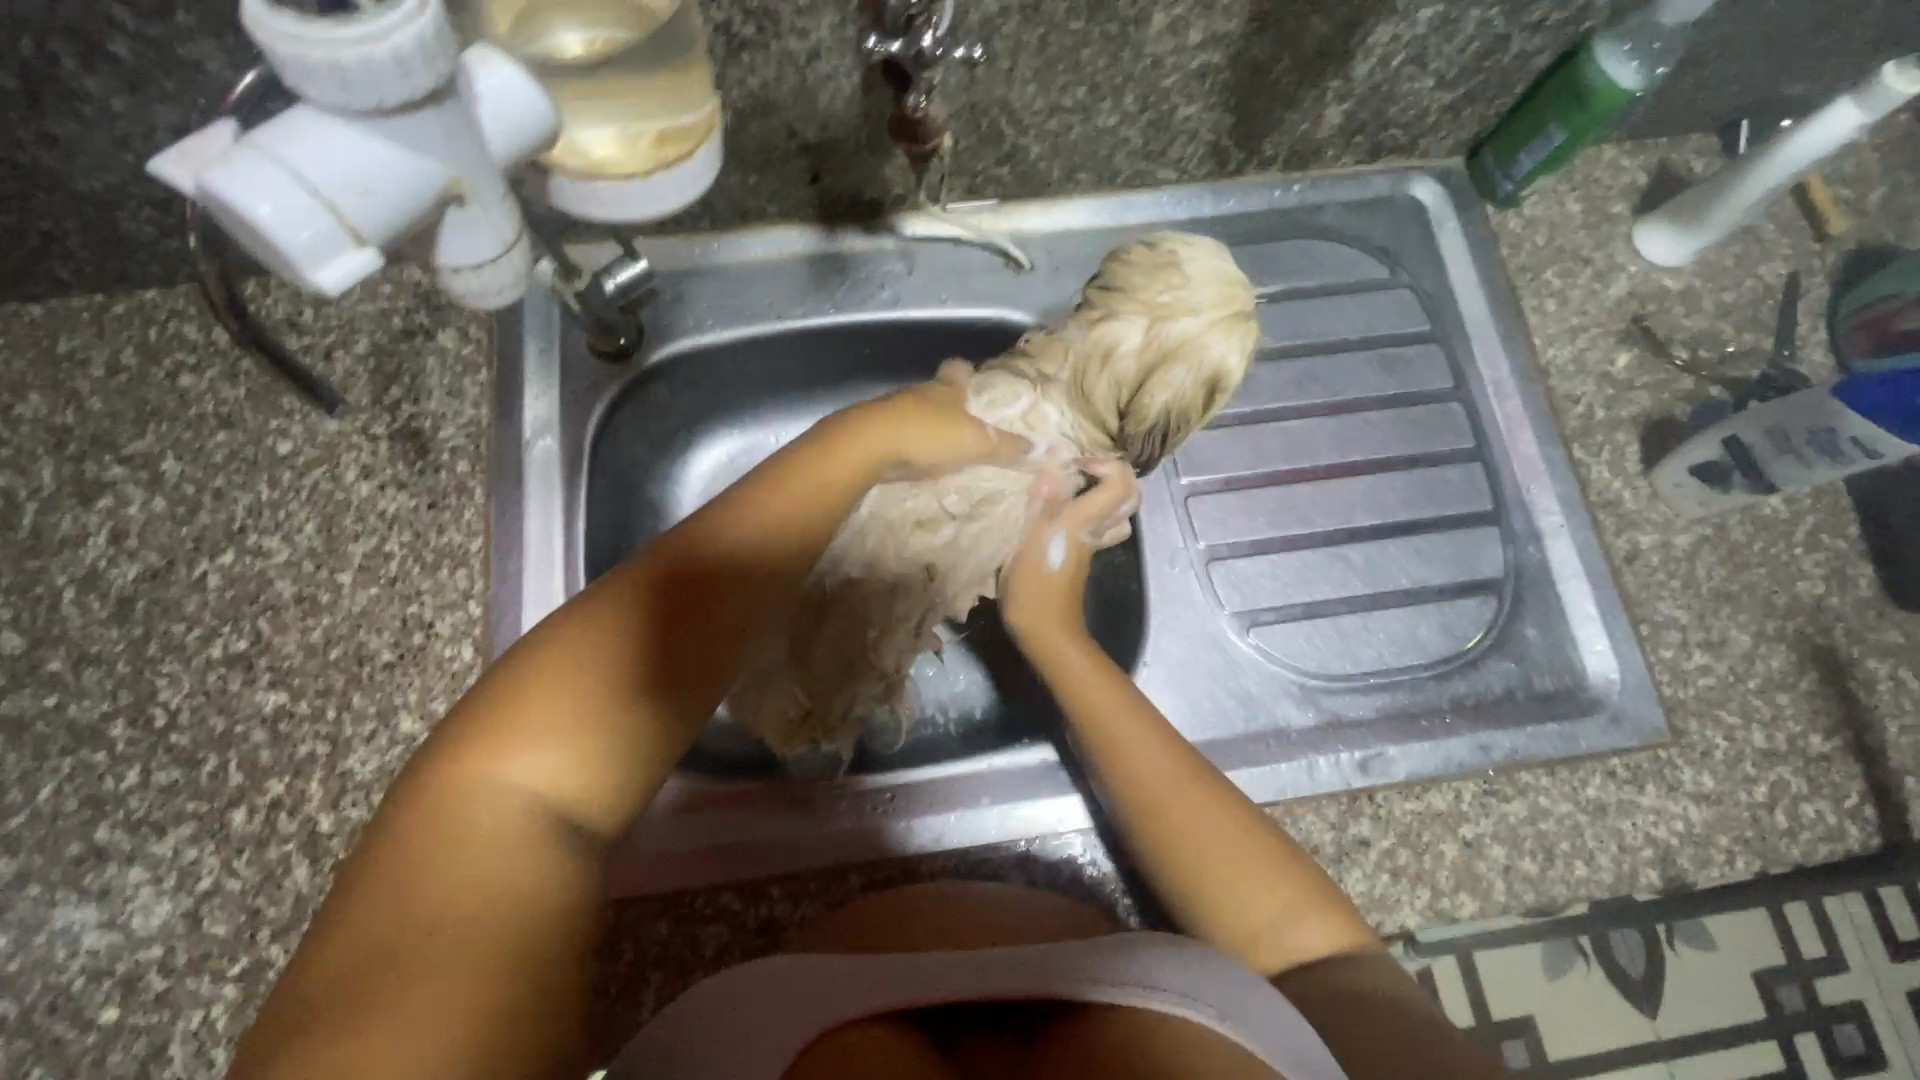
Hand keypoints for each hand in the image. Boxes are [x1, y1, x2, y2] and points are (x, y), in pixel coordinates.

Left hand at [837, 360, 1039, 481]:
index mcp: (946, 388)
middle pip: (934, 391)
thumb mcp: (976, 443)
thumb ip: (1007, 447)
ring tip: (937, 443)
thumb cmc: (929, 435)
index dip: (964, 372)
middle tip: (959, 418)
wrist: (868, 444)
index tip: (970, 374)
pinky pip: (894, 432)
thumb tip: (1045, 448)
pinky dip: (904, 442)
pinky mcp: (872, 430)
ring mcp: (891, 410)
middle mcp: (918, 392)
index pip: (957, 370)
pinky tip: (910, 458)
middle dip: (945, 402)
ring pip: (912, 411)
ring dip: (923, 424)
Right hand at [999, 459, 1140, 646]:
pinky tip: (1058, 512)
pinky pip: (1095, 525)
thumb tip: (1052, 467)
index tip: (1075, 463)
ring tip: (1072, 486)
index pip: (1120, 483)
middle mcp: (1094, 531)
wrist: (1045, 634)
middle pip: (1128, 496)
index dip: (1106, 464)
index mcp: (1084, 522)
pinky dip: (1086, 511)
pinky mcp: (1080, 557)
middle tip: (1081, 468)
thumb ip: (1041, 505)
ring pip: (1115, 512)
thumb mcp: (1029, 544)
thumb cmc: (1033, 591)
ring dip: (1102, 493)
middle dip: (1112, 474)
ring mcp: (1090, 546)